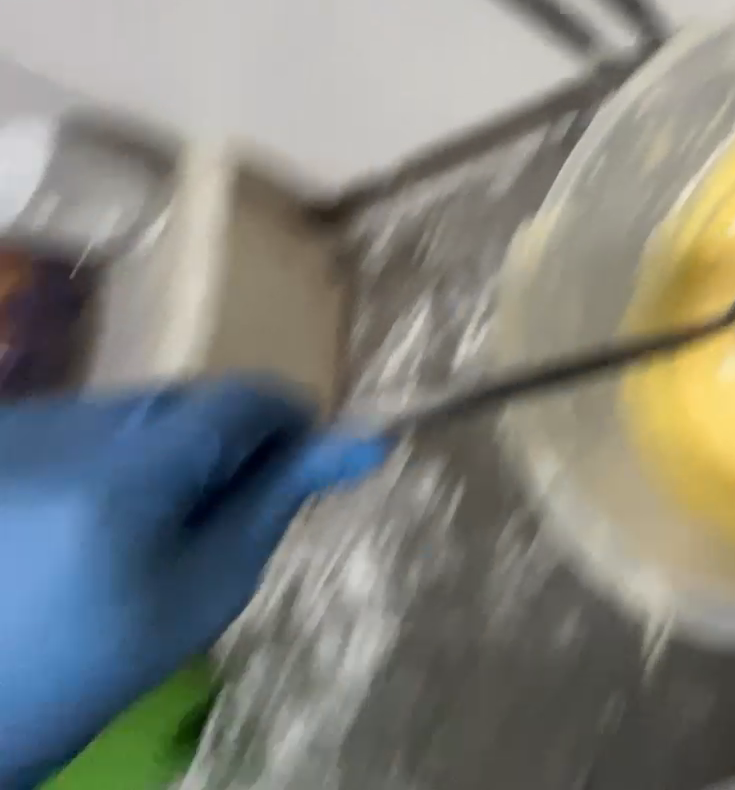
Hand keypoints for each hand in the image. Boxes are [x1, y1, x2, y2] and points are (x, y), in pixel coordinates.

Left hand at [0, 378, 388, 785]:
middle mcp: (49, 440)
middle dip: (220, 441)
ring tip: (140, 520)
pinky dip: (102, 455)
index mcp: (120, 480)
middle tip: (215, 509)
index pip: (242, 397)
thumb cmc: (101, 659)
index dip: (288, 421)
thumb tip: (376, 438)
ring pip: (131, 408)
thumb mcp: (215, 583)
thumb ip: (283, 495)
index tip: (297, 467)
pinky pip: (74, 423)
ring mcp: (3, 440)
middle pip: (186, 399)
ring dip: (161, 447)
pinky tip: (81, 516)